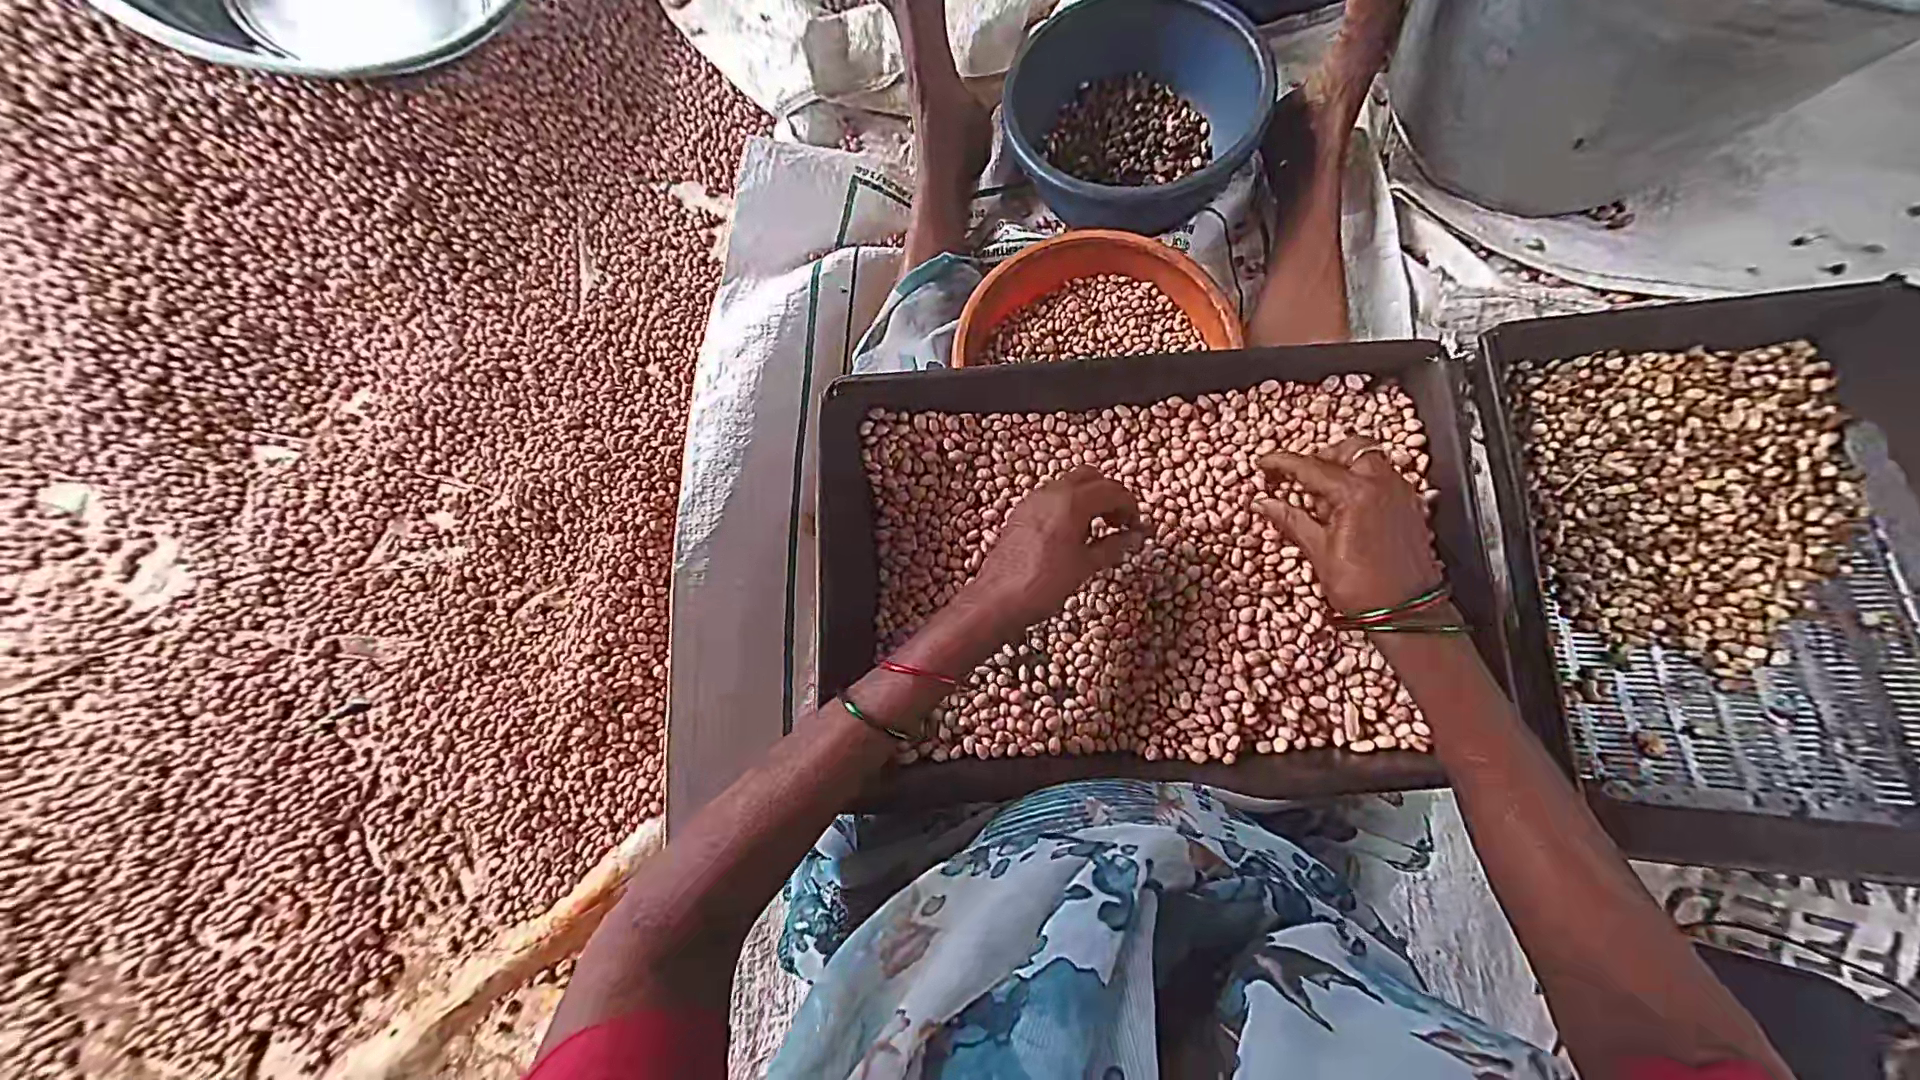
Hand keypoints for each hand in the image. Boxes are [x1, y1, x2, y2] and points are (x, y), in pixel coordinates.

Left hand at [960, 465, 1143, 638]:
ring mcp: (1032, 502)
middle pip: (1090, 478)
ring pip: (1068, 485)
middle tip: (1120, 521)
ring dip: (1088, 499)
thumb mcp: (1085, 566)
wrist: (998, 599)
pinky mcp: (1020, 514)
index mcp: (1071, 502)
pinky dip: (1067, 506)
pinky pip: (1050, 499)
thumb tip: (1132, 537)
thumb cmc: (1041, 584)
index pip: (1111, 490)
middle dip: (1109, 495)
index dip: (1129, 506)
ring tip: (1098, 530)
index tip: (1136, 524)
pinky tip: (1072, 534)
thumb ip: (1112, 546)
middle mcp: (1050, 494)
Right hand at [1254, 437, 1442, 613]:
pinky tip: (1346, 507)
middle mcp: (1384, 486)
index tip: (1266, 463)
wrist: (1407, 613)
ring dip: (1344, 468)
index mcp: (1357, 494)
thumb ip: (1292, 520)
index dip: (1283, 463)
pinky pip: (1385, 480)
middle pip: (1349, 450)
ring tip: (1321, 495)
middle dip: (1321, 457)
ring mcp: (1402, 495)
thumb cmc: (1365, 588)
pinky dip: (1363, 482)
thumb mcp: (1318, 551)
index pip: (1311, 467)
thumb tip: (1266, 503)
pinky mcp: (1411, 508)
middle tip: (1298, 476)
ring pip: (1370, 461)